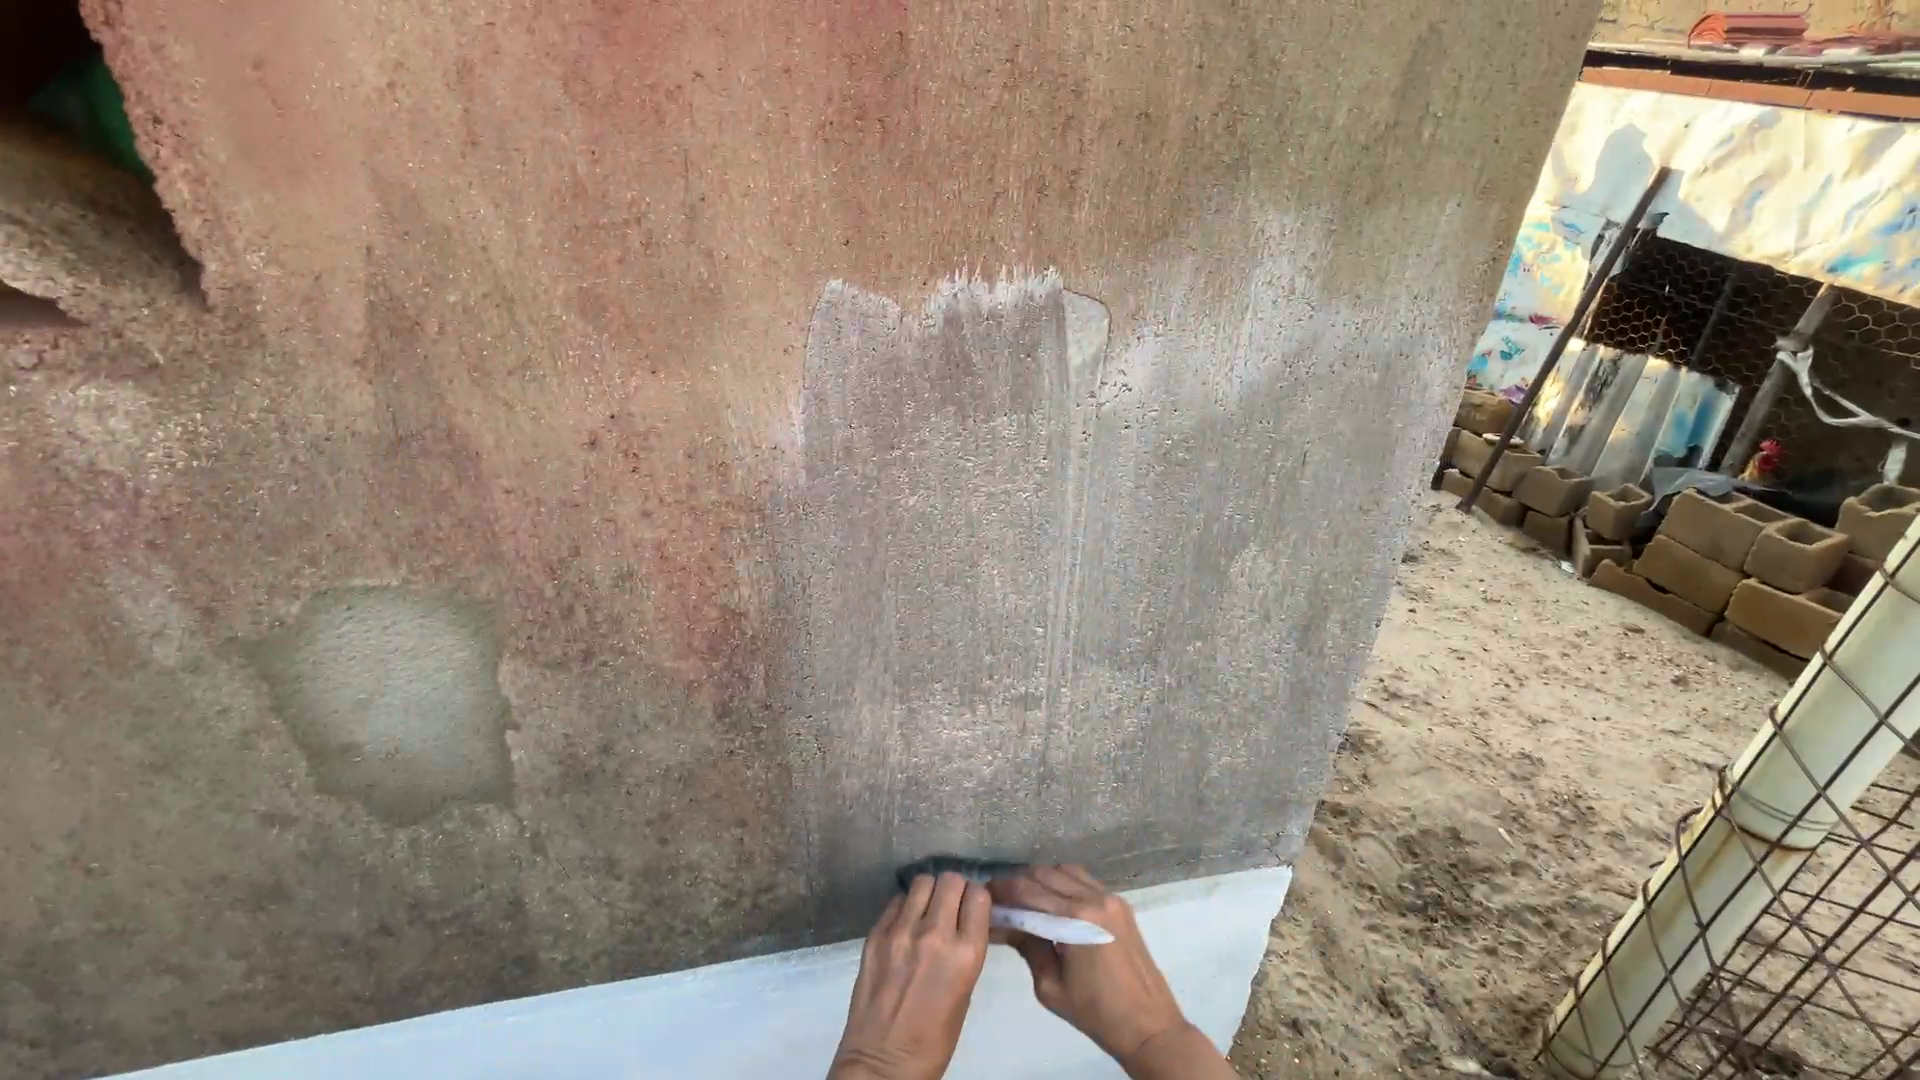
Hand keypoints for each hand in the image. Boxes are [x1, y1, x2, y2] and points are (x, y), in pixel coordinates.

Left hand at [829, 872, 991, 1079]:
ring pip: (922, 881)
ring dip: (930, 891)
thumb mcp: (965, 991)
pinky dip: (905, 906)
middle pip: (950, 880)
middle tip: (951, 904)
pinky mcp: (875, 935)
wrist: (882, 1063)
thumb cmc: (934, 1038)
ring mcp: (900, 932)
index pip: (978, 895)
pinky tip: (905, 924)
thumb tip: (967, 918)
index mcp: (965, 954)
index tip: (973, 906)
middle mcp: (934, 934)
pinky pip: (896, 901)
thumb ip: (966, 948)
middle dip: (955, 888)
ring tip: (928, 909)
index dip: (977, 897)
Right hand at [986, 865, 1192, 1066]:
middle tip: (1001, 900)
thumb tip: (1005, 923)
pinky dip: (1063, 883)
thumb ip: (1028, 946)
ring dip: (1041, 880)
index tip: (985, 897)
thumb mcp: (1050, 986)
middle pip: (1044, 874)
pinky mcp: (1120, 904)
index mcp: (1076, 918)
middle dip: (1018, 883)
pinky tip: (1053, 902)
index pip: (1028, 891)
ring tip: (1025, 899)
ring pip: (1064, 870)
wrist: (1148, 1025)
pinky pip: (1084, 879)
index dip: (1002, 891)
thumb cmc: (1095, 1012)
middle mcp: (1094, 898)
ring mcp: (1110, 897)